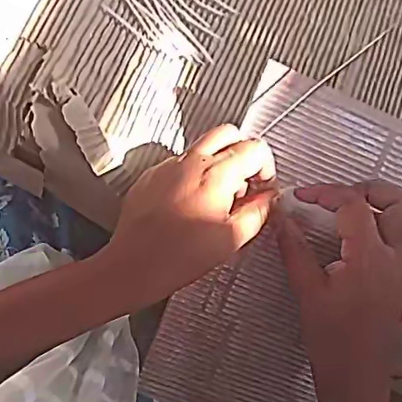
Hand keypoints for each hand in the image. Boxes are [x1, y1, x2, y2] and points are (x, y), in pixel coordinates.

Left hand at [100, 124, 276, 304]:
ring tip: (216, 199)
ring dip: (216, 164)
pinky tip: (189, 205)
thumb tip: (268, 200)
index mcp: (216, 173)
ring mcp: (166, 167)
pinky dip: (190, 177)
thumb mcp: (231, 240)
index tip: (263, 187)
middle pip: (228, 134)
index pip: (255, 148)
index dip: (266, 168)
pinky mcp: (149, 178)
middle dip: (242, 154)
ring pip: (201, 148)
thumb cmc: (175, 258)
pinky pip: (177, 165)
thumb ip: (258, 212)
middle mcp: (190, 162)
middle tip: (244, 184)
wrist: (133, 267)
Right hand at [277, 182, 401, 392]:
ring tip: (349, 211)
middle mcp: (397, 259)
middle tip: (336, 195)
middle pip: (399, 201)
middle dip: (368, 189)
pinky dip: (385, 227)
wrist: (355, 373)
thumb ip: (295, 250)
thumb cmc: (332, 339)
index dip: (326, 193)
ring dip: (382, 206)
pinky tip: (358, 239)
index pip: (354, 205)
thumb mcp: (307, 291)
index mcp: (371, 258)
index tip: (302, 197)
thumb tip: (283, 220)